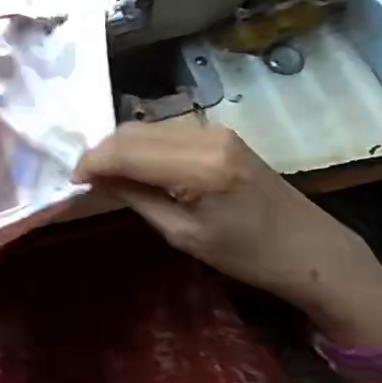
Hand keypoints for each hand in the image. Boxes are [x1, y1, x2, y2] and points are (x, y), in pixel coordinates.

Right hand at [74, 123, 381, 347]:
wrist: (310, 248)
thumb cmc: (248, 255)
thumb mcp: (183, 234)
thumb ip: (136, 198)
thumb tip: (98, 180)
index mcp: (198, 166)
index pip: (127, 149)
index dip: (93, 161)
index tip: (72, 180)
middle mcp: (205, 135)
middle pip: (134, 130)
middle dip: (103, 151)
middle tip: (85, 178)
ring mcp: (215, 130)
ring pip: (148, 126)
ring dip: (121, 146)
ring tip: (106, 174)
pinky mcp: (221, 133)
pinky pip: (167, 130)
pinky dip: (144, 145)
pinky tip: (136, 166)